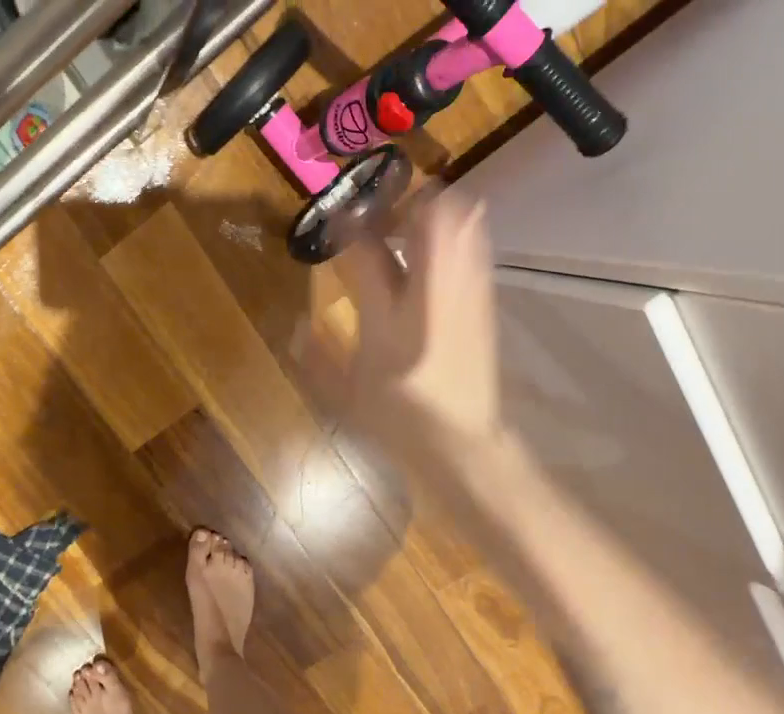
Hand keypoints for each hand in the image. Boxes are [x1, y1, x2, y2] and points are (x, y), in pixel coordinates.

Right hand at [335, 186, 503, 449]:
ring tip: (409, 226)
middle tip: (382, 216)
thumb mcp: (344, 394)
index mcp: (388, 318)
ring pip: (462, 222)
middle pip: (430, 217)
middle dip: (404, 204)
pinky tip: (437, 254)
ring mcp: (466, 292)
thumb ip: (317, 357)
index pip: (368, 251)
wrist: (460, 440)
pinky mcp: (485, 299)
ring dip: (434, 212)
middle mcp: (432, 294)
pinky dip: (457, 233)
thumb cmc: (397, 419)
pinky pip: (475, 245)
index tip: (337, 219)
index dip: (350, 228)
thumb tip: (298, 326)